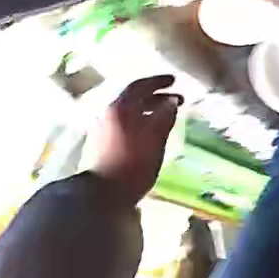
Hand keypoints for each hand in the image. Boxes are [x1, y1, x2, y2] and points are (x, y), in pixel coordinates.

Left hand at [88, 75, 183, 206]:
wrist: (101, 196)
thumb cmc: (132, 164)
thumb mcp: (155, 138)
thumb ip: (165, 116)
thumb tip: (171, 101)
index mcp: (120, 108)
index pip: (140, 86)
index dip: (158, 81)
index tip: (174, 81)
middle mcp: (108, 115)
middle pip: (133, 98)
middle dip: (157, 97)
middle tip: (177, 101)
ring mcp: (102, 130)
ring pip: (129, 113)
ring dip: (149, 111)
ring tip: (167, 118)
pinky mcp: (101, 146)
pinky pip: (124, 125)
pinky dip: (140, 122)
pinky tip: (151, 135)